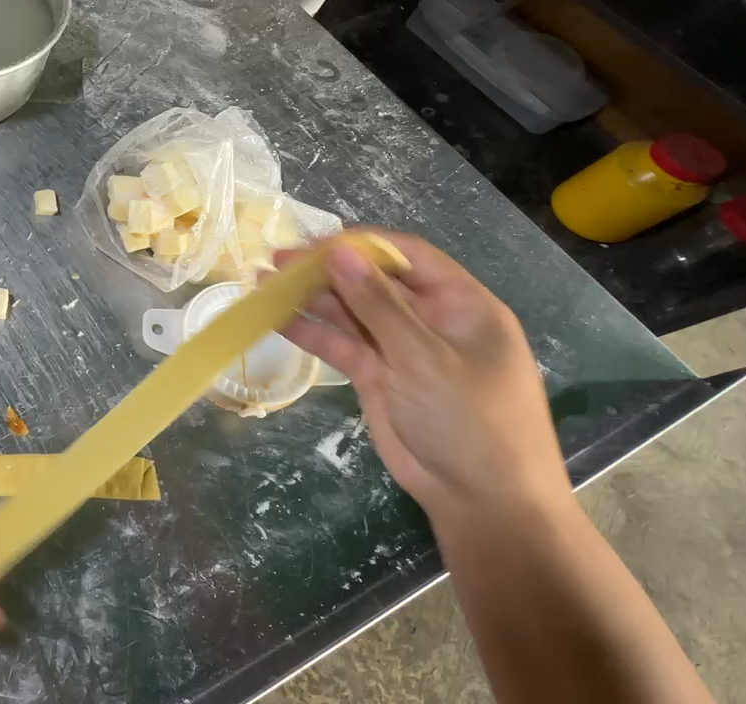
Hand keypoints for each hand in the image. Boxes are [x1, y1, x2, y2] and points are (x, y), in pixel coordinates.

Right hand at [275, 231, 570, 524]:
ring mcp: (400, 348)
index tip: (313, 245)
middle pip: (371, 280)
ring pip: (349, 311)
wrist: (482, 501)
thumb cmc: (472, 422)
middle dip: (325, 269)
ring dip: (309, 297)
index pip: (407, 256)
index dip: (361, 245)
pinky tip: (275, 318)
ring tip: (263, 284)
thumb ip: (377, 304)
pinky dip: (308, 331)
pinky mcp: (376, 374)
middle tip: (276, 262)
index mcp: (461, 306)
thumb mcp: (425, 358)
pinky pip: (338, 343)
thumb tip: (337, 253)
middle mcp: (430, 320)